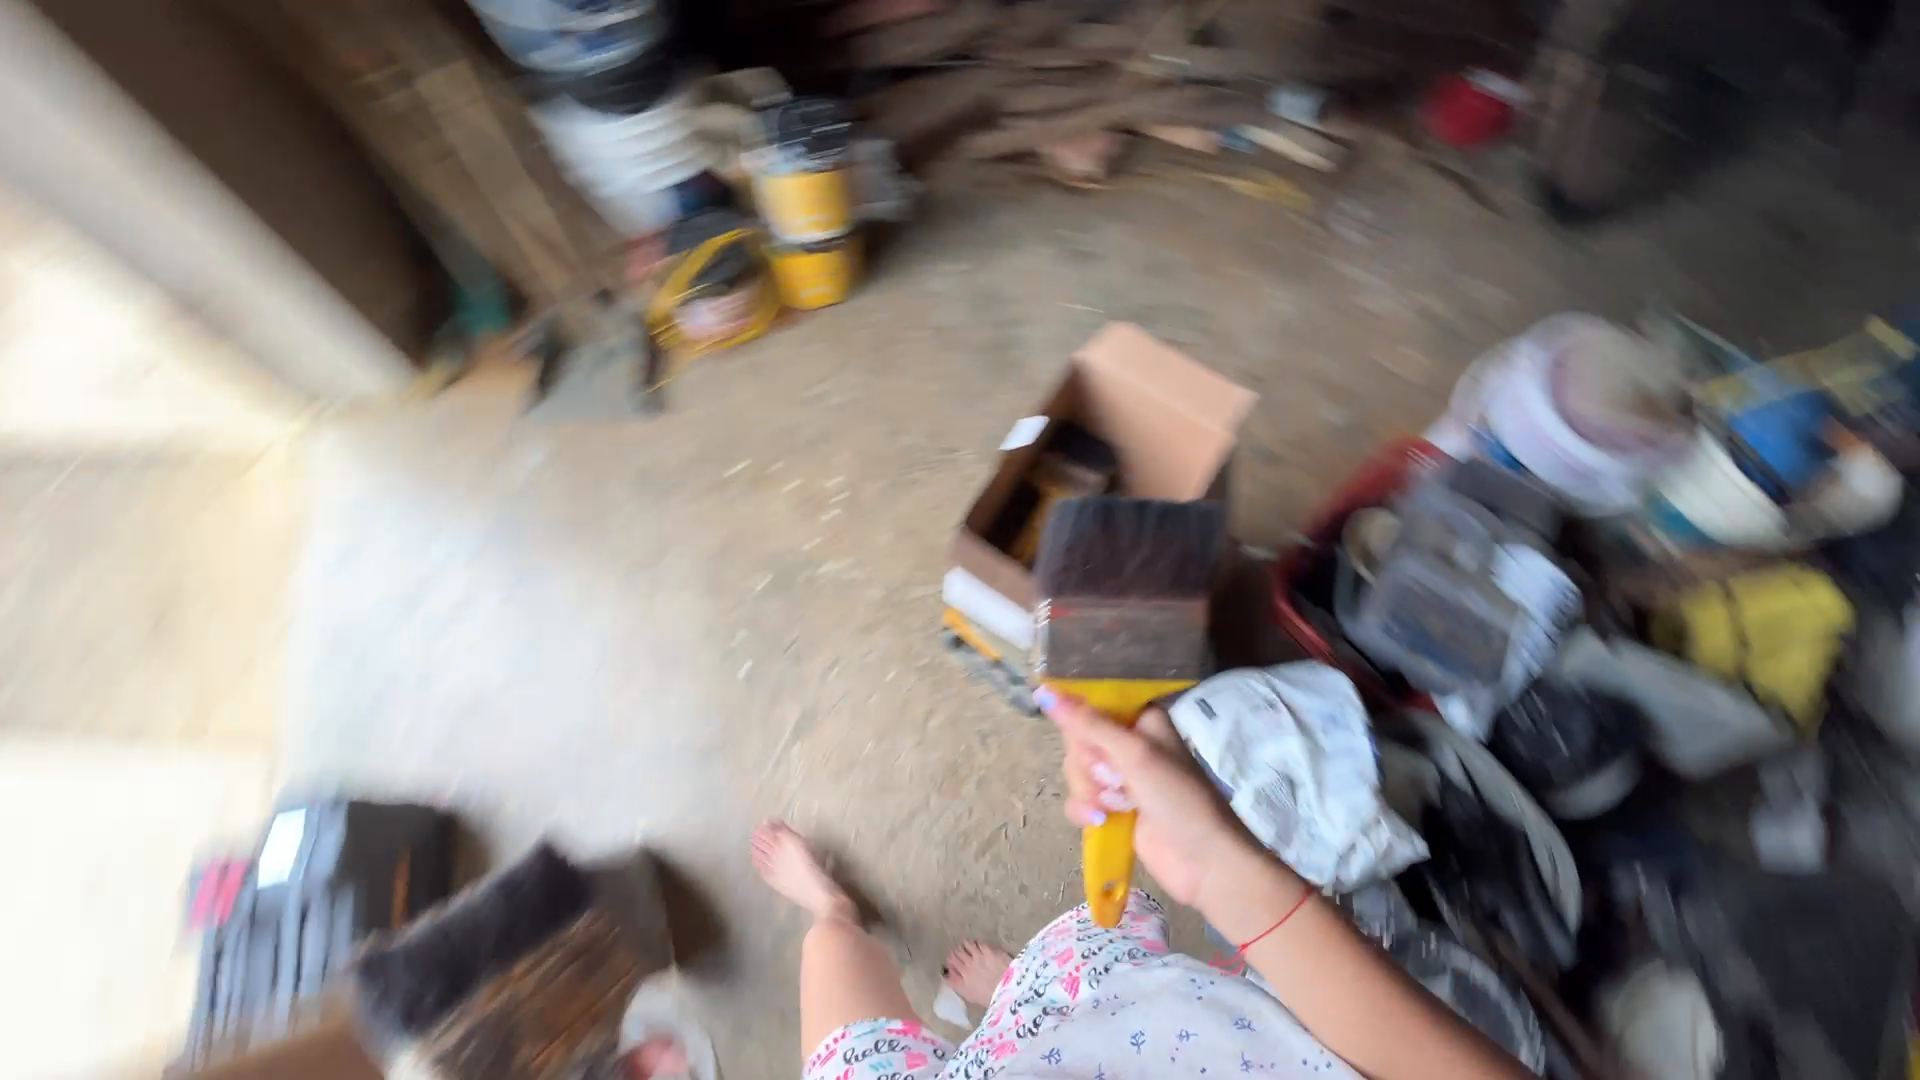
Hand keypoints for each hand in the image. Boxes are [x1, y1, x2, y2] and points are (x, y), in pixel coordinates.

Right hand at [1039, 690, 1249, 907]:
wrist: (1202, 860)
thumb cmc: (1177, 797)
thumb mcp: (1134, 754)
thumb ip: (1088, 724)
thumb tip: (1044, 692)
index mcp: (1140, 718)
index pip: (1092, 702)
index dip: (1080, 720)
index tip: (1084, 738)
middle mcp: (1129, 742)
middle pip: (1078, 738)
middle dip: (1088, 763)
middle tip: (1113, 777)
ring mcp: (1120, 776)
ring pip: (1076, 769)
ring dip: (1090, 790)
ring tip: (1117, 805)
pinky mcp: (1112, 806)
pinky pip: (1079, 797)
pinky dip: (1086, 809)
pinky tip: (1102, 820)